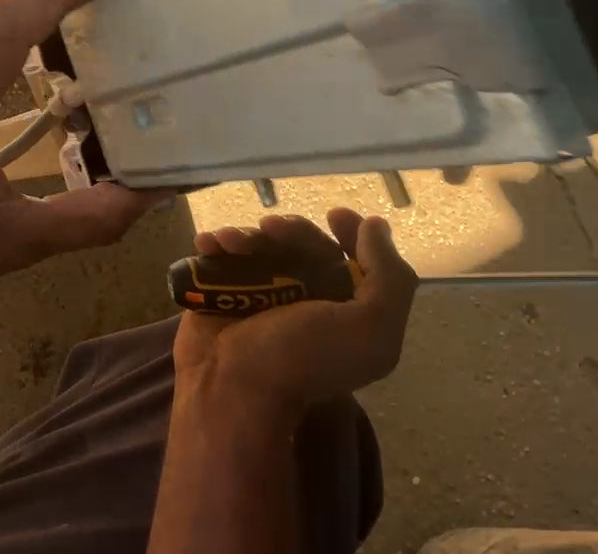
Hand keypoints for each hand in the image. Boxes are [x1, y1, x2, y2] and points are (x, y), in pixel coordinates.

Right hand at [173, 210, 417, 418]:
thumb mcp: (368, 328)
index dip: (351, 233)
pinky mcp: (222, 289)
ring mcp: (260, 292)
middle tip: (271, 228)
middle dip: (290, 230)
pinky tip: (207, 243)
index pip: (354, 260)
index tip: (335, 214)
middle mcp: (306, 298)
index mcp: (346, 310)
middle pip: (304, 245)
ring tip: (228, 241)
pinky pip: (222, 255)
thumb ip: (389, 277)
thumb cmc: (302, 358)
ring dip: (246, 234)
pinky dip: (215, 243)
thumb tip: (376, 225)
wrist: (232, 382)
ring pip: (260, 245)